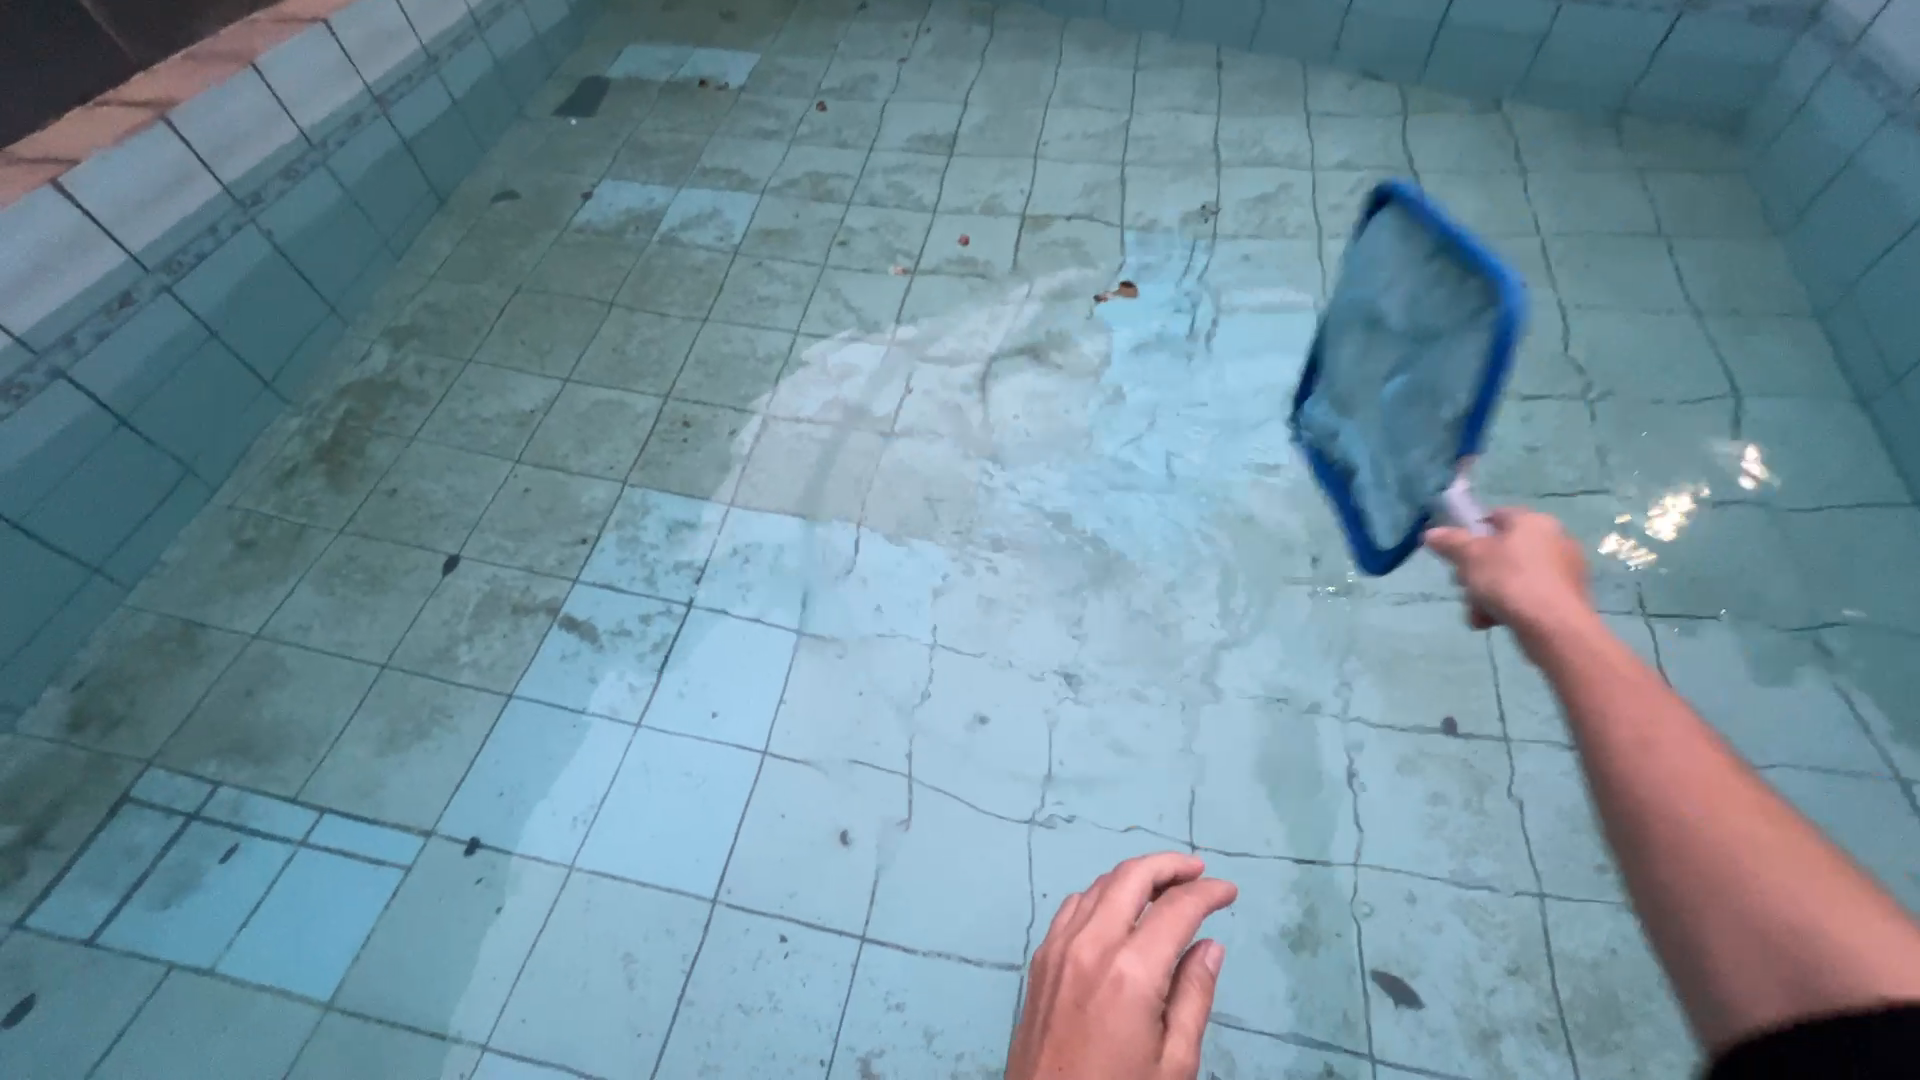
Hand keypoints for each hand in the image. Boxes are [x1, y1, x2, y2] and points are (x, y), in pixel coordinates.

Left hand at [1006, 853, 1237, 1079]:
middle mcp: (1091, 943)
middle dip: (1169, 866)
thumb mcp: (1174, 1063)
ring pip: (1100, 884)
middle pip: (1132, 876)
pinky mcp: (1041, 957)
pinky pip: (1074, 906)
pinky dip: (1102, 894)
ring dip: (1135, 876)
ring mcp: (1059, 946)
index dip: (1207, 893)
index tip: (1229, 890)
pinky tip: (1119, 909)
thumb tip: (1210, 945)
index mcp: (1131, 971)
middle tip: (1198, 871)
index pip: (1176, 908)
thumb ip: (1194, 996)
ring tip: (1165, 887)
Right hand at [1424, 507, 1592, 638]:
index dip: (1471, 531)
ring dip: (1488, 592)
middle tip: (1463, 586)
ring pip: (1512, 574)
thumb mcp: (1468, 556)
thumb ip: (1449, 541)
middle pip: (1502, 549)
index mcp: (1533, 521)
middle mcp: (1555, 538)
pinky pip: (1529, 594)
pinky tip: (1492, 621)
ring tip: (1476, 613)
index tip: (1455, 552)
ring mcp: (1565, 569)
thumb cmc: (1509, 579)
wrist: (1553, 625)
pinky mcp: (1569, 596)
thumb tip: (1431, 533)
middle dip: (1476, 569)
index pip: (1496, 516)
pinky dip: (1509, 605)